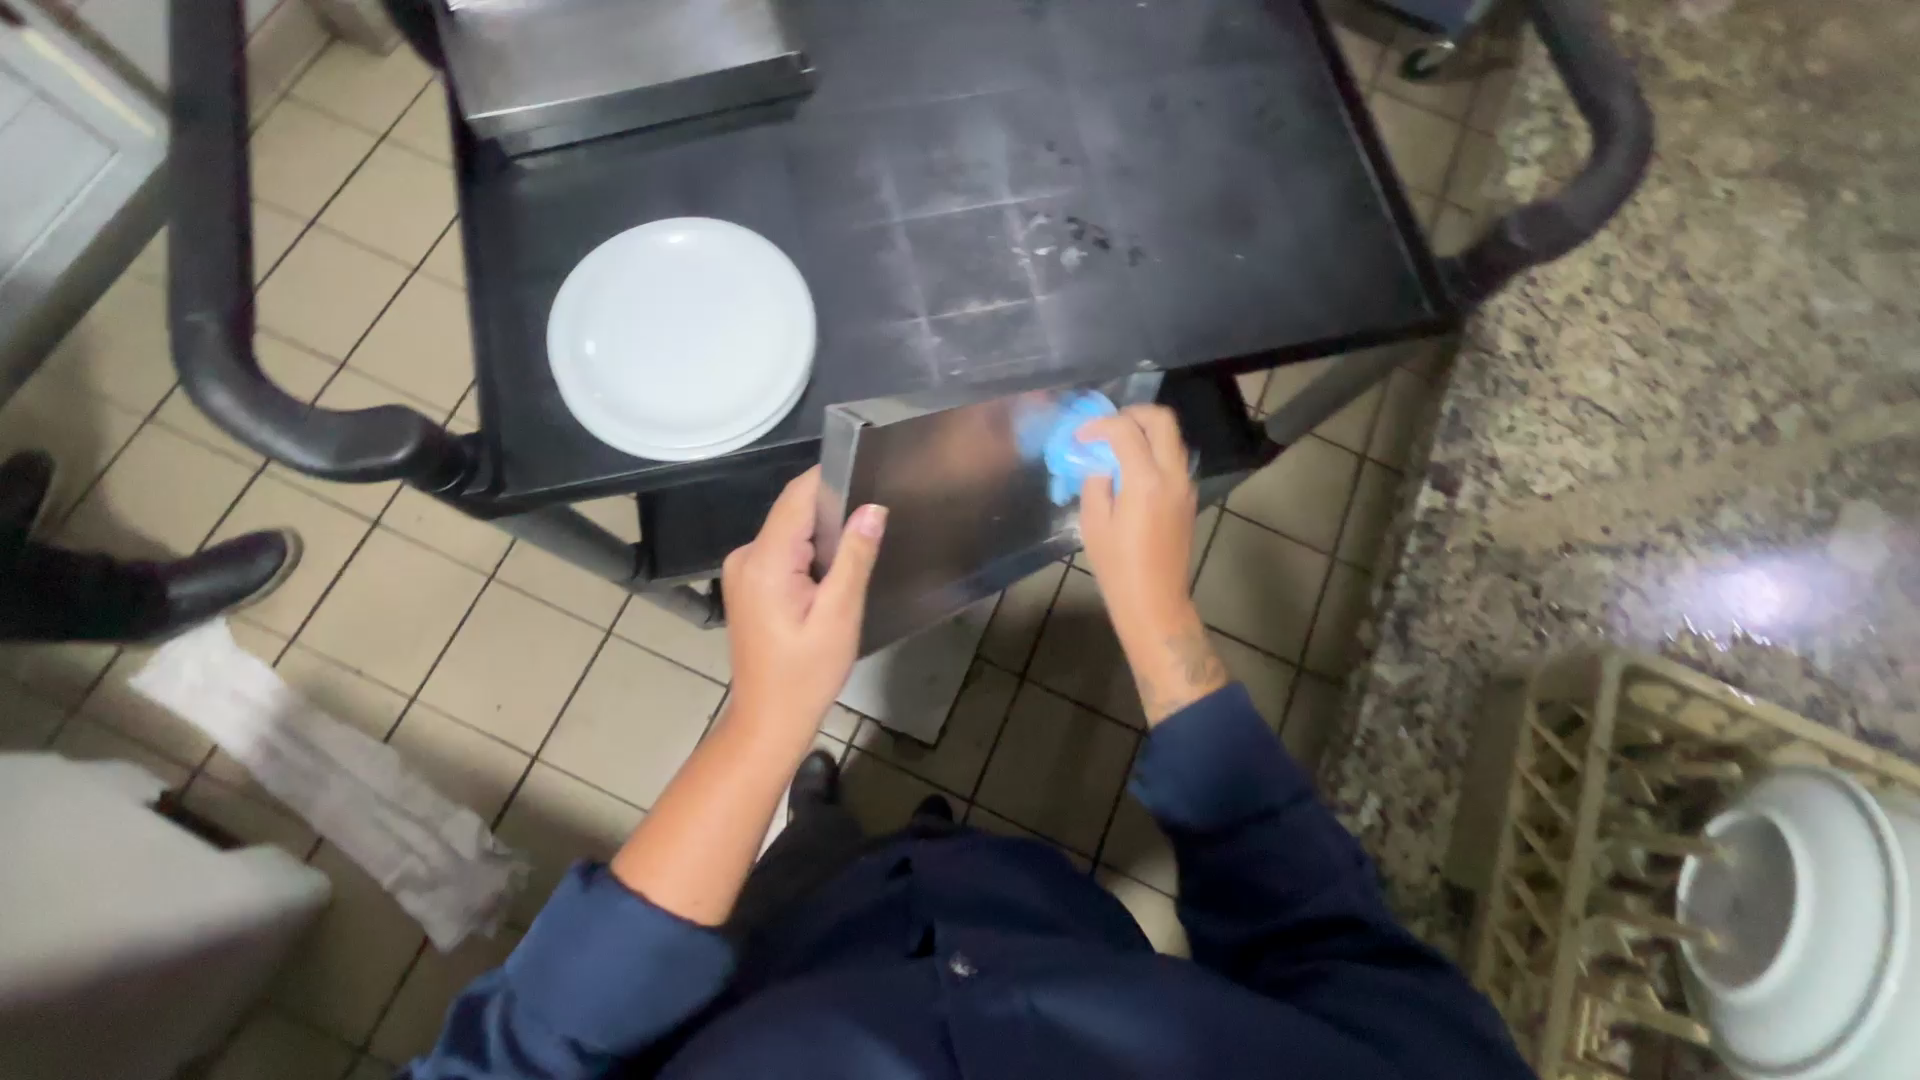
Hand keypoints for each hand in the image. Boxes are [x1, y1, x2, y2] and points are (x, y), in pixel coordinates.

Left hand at [722, 467, 885, 732]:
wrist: (769, 718)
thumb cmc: (806, 673)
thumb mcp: (840, 615)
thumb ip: (854, 557)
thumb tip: (873, 508)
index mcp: (765, 560)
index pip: (798, 497)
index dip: (831, 481)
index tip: (868, 476)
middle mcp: (745, 555)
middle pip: (792, 511)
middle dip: (831, 513)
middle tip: (872, 528)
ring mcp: (741, 569)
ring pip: (789, 531)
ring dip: (821, 536)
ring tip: (857, 554)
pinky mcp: (747, 582)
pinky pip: (782, 551)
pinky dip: (807, 554)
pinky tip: (830, 577)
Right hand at [1076, 406, 1226, 723]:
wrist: (1154, 600)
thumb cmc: (1118, 566)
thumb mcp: (1093, 523)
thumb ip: (1096, 482)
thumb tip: (1101, 465)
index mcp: (1145, 480)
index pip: (1125, 430)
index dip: (1099, 426)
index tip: (1081, 437)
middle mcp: (1172, 475)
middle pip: (1162, 420)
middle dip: (1132, 414)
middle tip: (1107, 426)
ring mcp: (1185, 485)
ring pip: (1172, 438)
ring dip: (1145, 432)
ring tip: (1117, 445)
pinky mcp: (1188, 497)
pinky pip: (1173, 459)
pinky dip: (1153, 451)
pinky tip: (1131, 468)